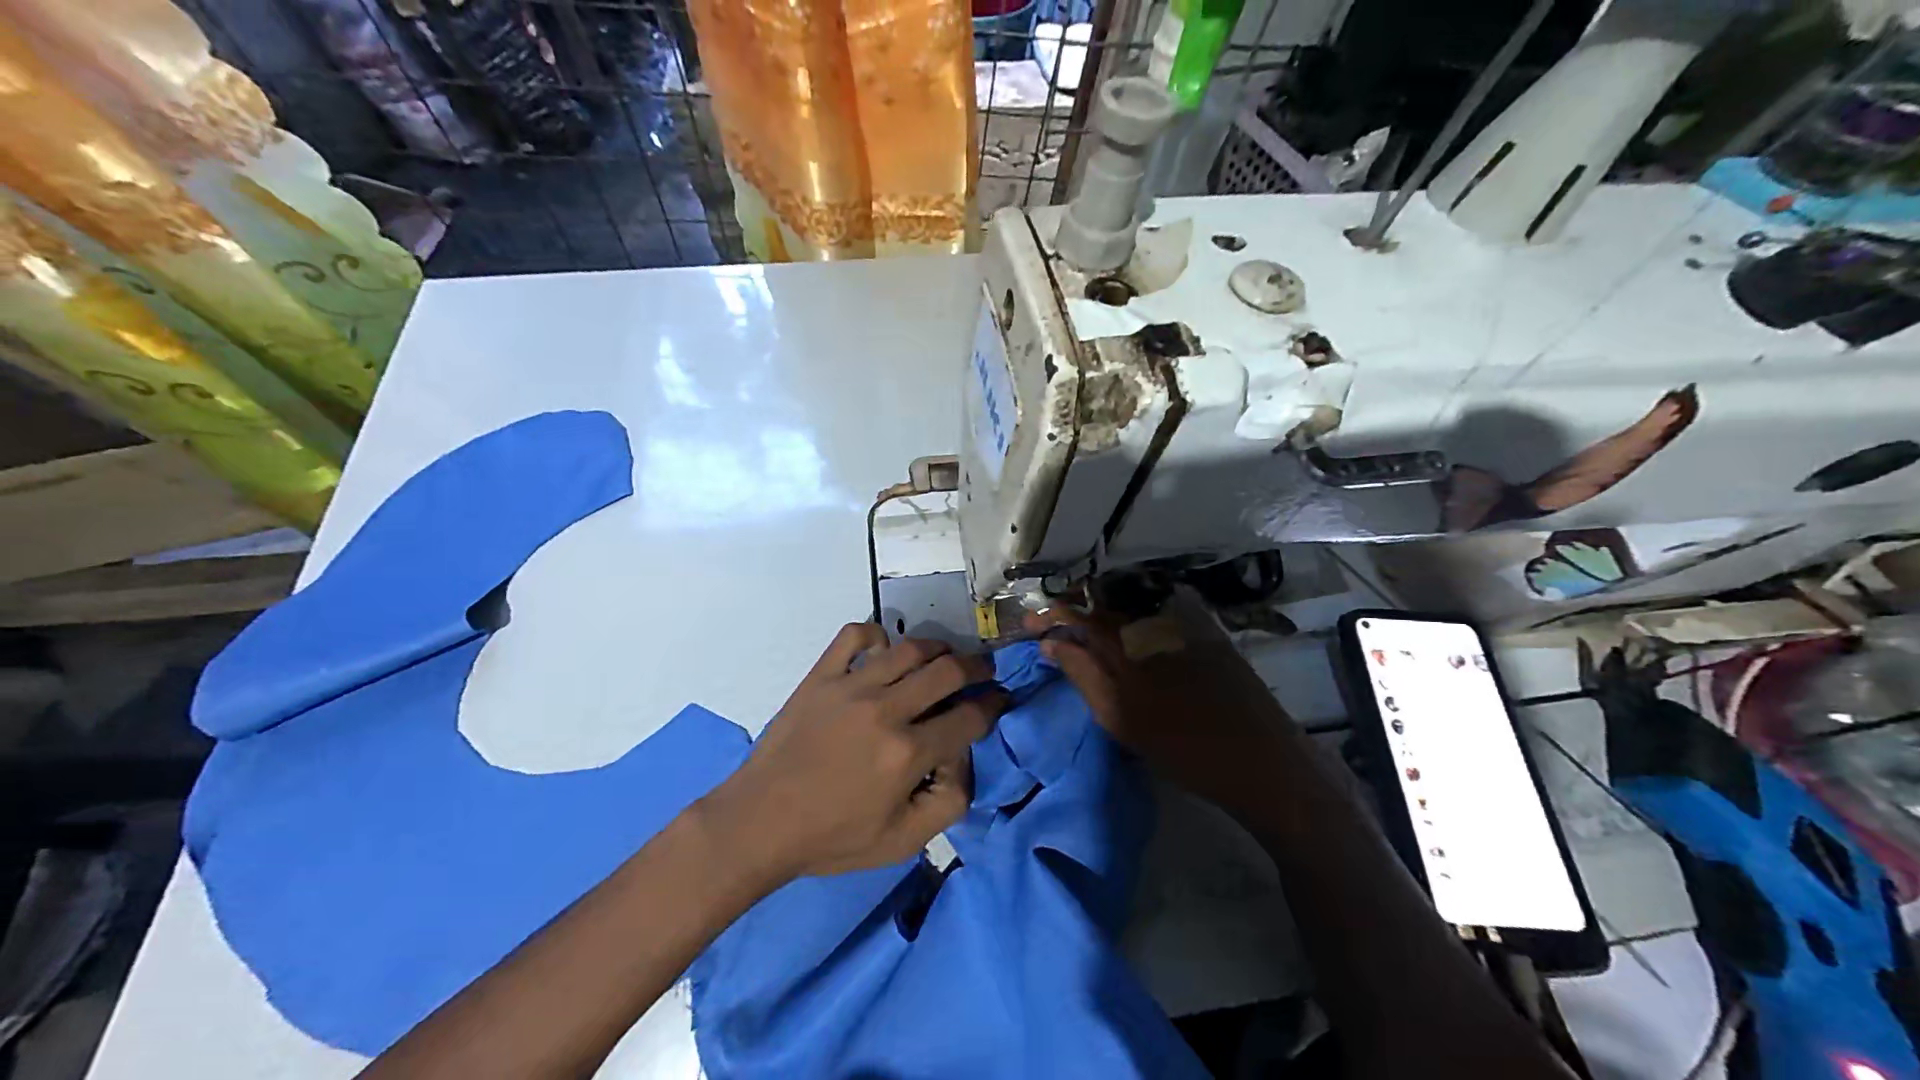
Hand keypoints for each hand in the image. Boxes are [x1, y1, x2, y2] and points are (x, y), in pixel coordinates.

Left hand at [700, 623, 1006, 882]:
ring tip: (945, 657)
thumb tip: (962, 757)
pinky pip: (854, 635)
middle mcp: (885, 710)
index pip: (969, 716)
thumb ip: (948, 802)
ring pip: (909, 648)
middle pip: (948, 670)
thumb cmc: (832, 837)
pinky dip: (876, 633)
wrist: (760, 822)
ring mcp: (850, 686)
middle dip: (977, 668)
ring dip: (937, 648)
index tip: (998, 702)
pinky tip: (884, 648)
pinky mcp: (820, 676)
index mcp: (908, 753)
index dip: (993, 707)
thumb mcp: (902, 842)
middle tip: (983, 673)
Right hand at [1029, 601, 1298, 814]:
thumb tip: (1051, 644)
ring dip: (1100, 614)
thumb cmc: (1182, 746)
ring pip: (1127, 606)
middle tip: (1052, 630)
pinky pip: (1155, 612)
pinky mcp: (1204, 631)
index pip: (1076, 615)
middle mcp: (1153, 619)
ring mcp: (1182, 622)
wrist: (1260, 759)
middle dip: (1072, 612)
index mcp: (1128, 640)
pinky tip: (1126, 636)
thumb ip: (1082, 674)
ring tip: (1083, 634)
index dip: (1049, 617)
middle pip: (1101, 603)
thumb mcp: (1120, 718)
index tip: (1030, 628)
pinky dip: (1131, 618)